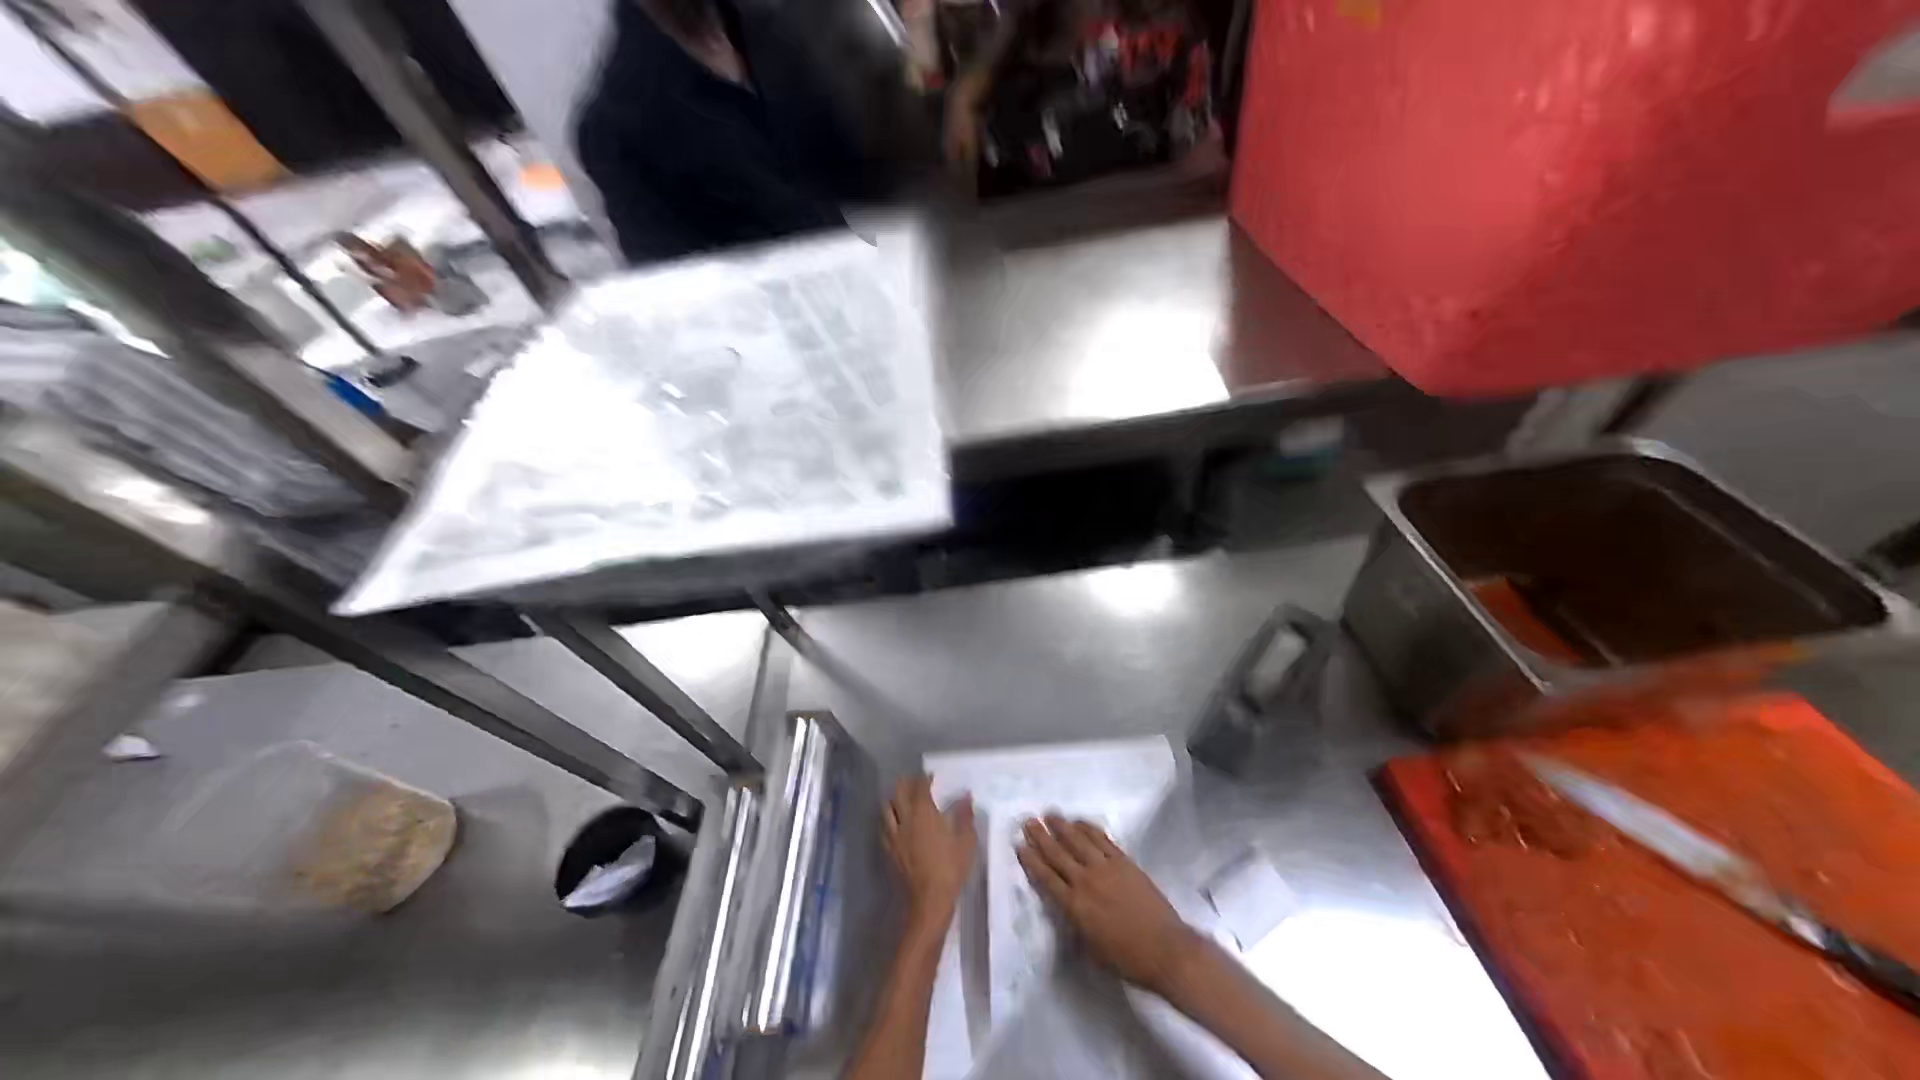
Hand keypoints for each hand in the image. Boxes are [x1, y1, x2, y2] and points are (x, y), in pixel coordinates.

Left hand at [883, 775, 976, 926]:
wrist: (929, 899)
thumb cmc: (951, 868)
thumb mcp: (966, 841)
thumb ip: (965, 816)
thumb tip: (966, 796)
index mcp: (924, 812)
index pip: (920, 787)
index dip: (924, 778)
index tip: (930, 776)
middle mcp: (906, 818)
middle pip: (899, 792)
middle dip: (906, 784)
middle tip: (915, 783)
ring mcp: (894, 834)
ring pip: (887, 808)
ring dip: (894, 800)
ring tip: (902, 800)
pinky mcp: (889, 850)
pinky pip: (884, 828)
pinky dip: (889, 820)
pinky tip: (896, 824)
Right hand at [1018, 815, 1199, 994]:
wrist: (1165, 950)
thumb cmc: (1127, 959)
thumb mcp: (1090, 947)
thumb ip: (1076, 922)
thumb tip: (1068, 906)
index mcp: (1074, 906)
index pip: (1046, 878)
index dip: (1031, 860)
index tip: (1020, 845)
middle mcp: (1086, 881)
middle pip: (1058, 854)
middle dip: (1041, 837)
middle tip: (1029, 821)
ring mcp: (1106, 868)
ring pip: (1078, 841)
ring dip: (1062, 826)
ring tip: (1050, 815)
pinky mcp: (1124, 862)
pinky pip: (1102, 840)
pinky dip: (1089, 829)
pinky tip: (1080, 822)